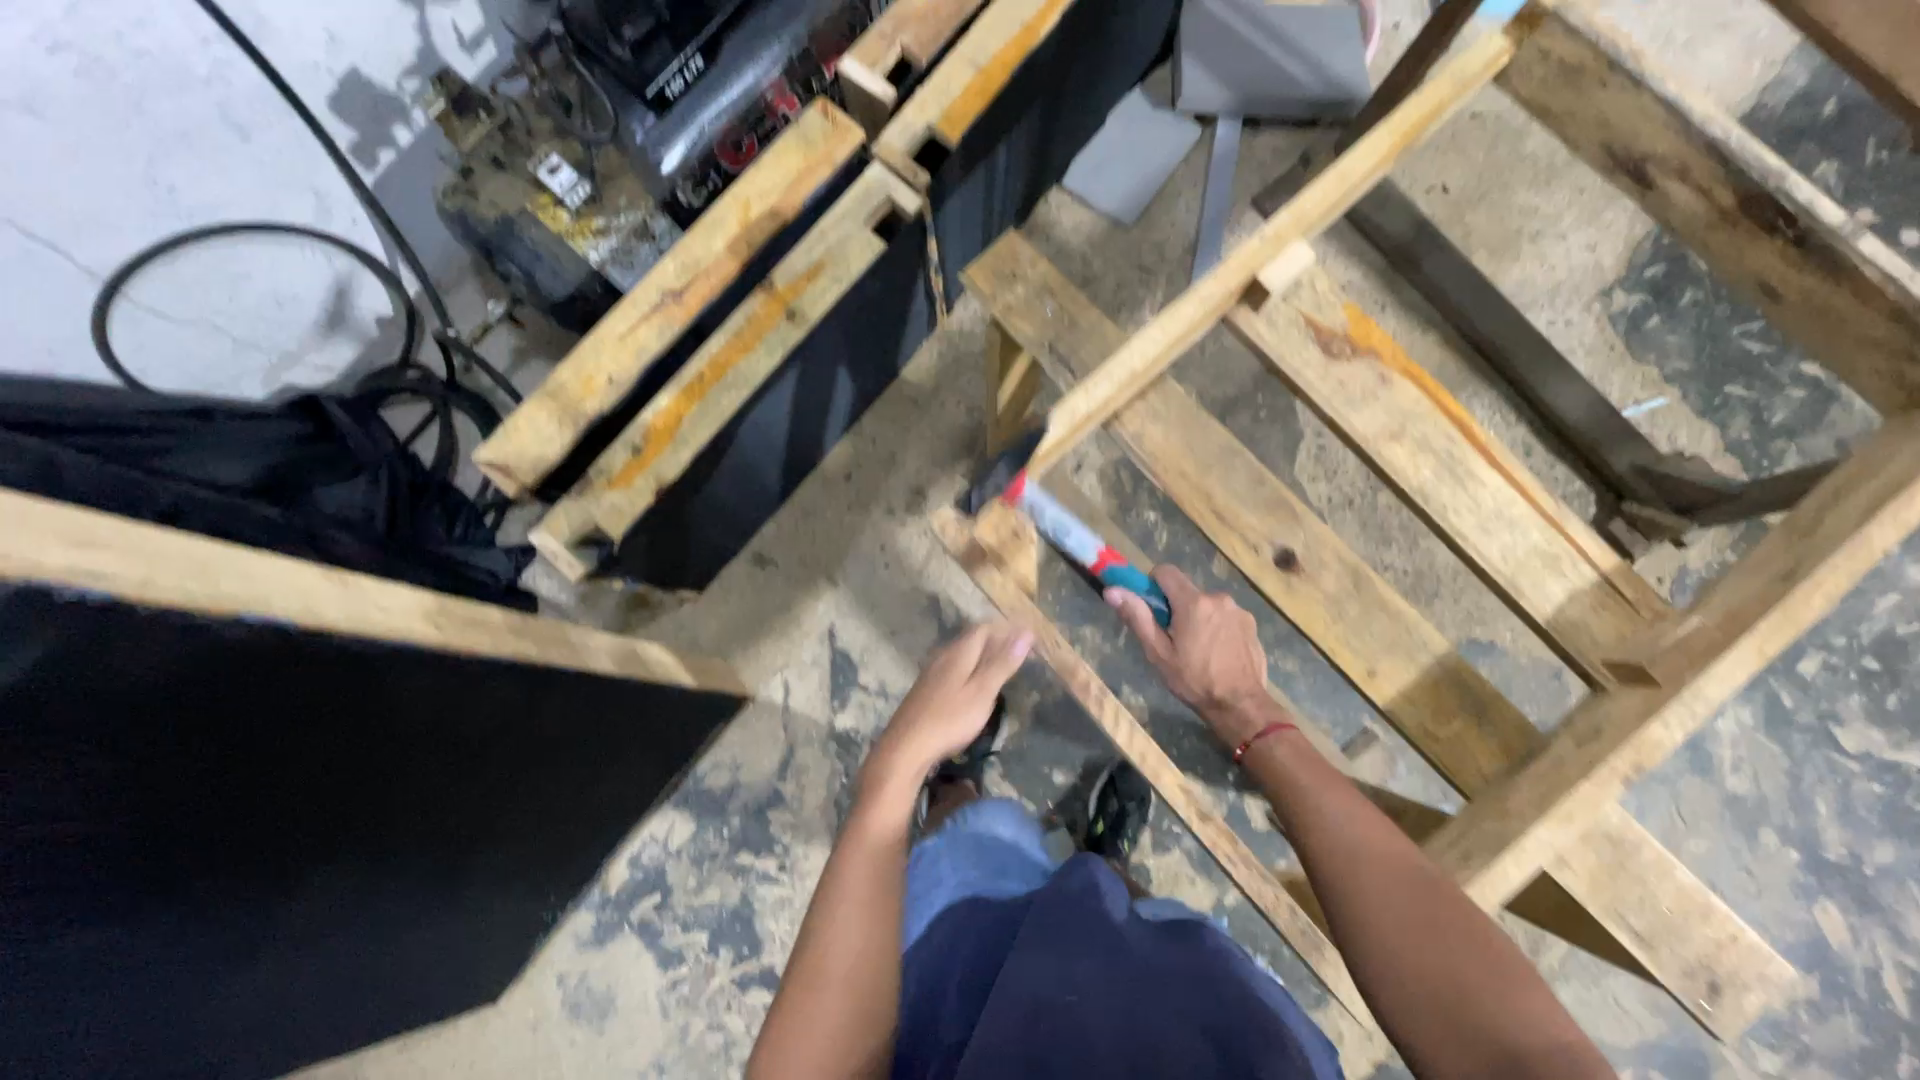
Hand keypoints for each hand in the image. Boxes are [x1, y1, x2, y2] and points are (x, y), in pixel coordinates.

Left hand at [865, 621, 1033, 785]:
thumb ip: (1002, 663)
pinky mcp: (925, 690)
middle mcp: (942, 657)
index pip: (983, 629)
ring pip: (960, 655)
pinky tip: (972, 685)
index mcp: (958, 653)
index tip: (1026, 636)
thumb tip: (1024, 633)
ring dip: (981, 655)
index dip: (1005, 630)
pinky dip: (969, 670)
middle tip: (1016, 649)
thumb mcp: (982, 692)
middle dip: (994, 640)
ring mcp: (931, 673)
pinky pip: (952, 669)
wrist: (906, 747)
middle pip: (971, 640)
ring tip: (999, 665)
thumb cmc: (949, 719)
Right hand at [1106, 566, 1269, 742]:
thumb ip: (1137, 617)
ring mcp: (1238, 610)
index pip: (1165, 571)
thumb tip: (1112, 590)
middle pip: (1187, 591)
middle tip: (1174, 639)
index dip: (1153, 585)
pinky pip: (1225, 616)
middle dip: (1177, 607)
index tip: (1153, 610)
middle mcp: (1218, 597)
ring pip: (1207, 604)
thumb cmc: (1194, 680)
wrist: (1240, 704)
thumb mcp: (1158, 652)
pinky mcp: (1251, 623)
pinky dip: (1218, 627)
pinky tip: (1218, 652)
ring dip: (1199, 618)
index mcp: (1193, 602)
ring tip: (1199, 650)